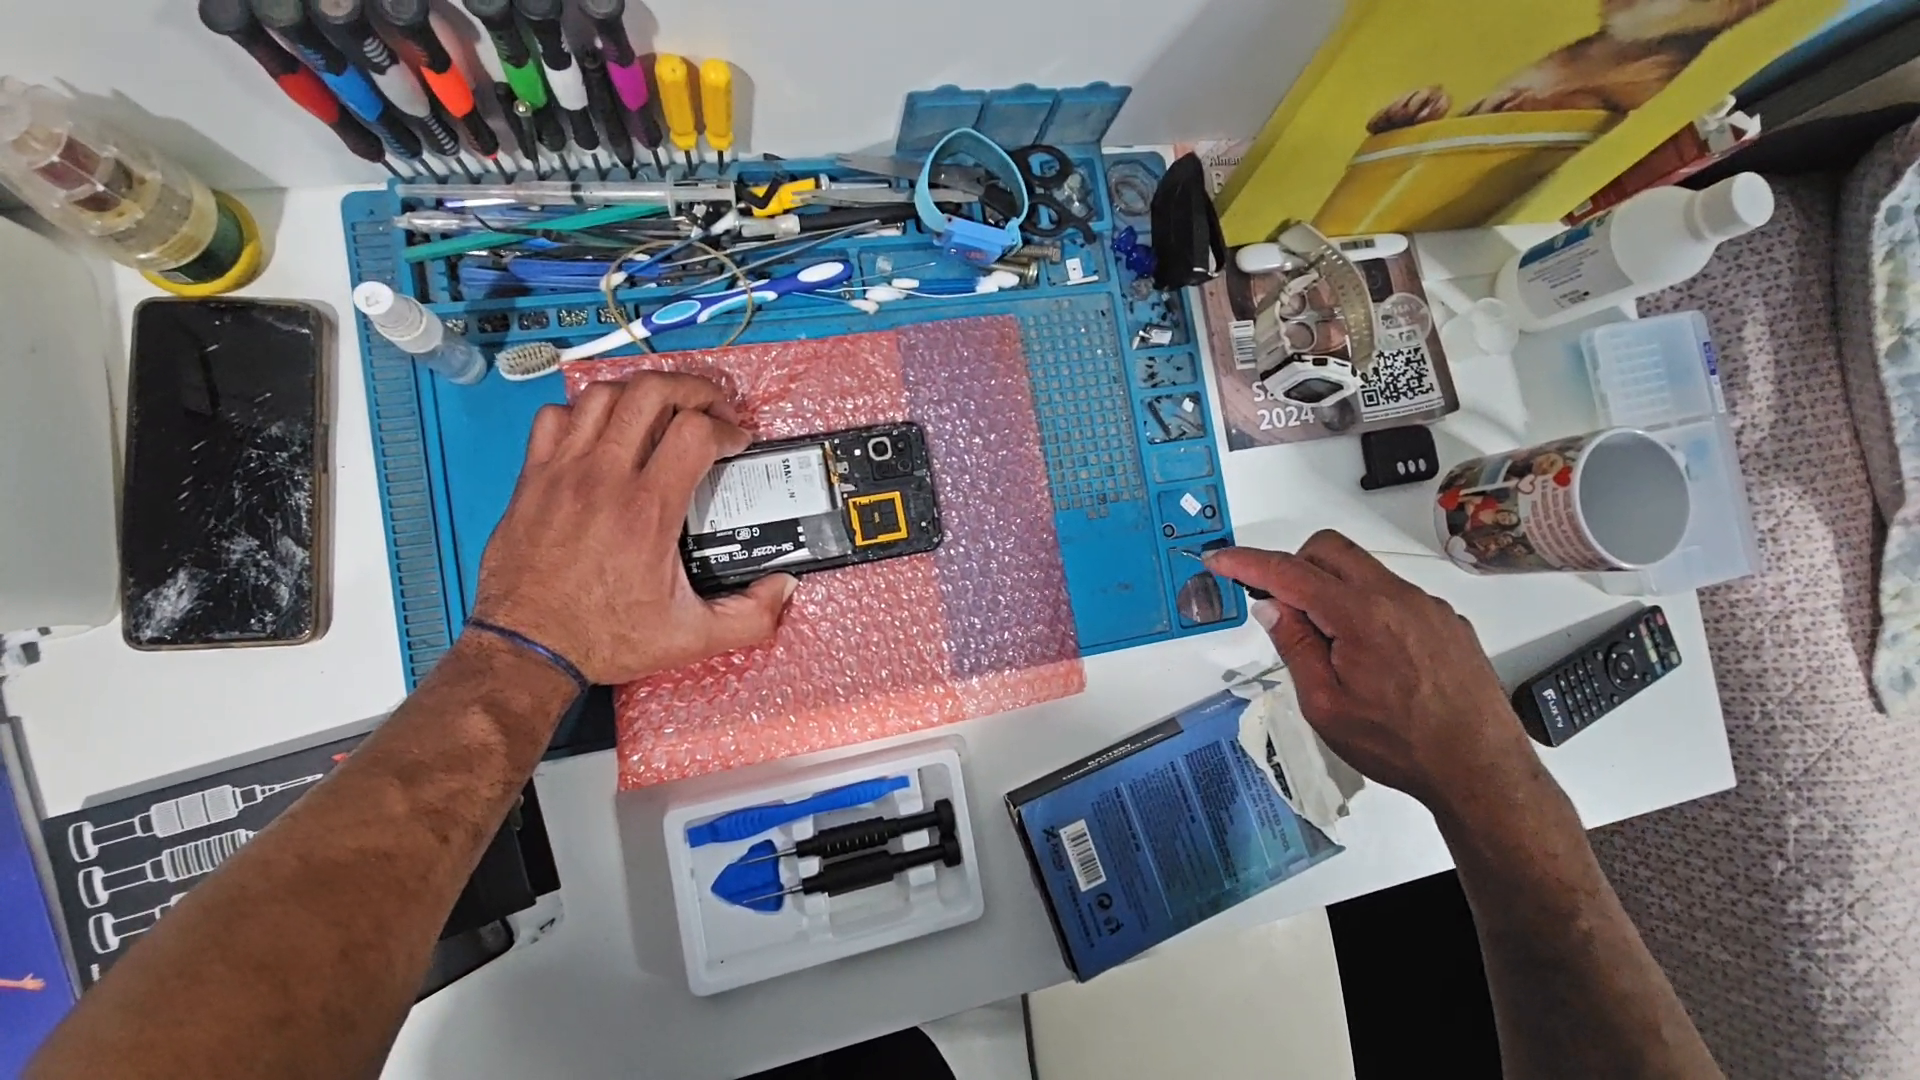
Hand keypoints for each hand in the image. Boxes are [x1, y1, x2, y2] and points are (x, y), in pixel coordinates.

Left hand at [469, 373, 797, 684]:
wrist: (527, 647)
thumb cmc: (604, 637)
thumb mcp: (691, 638)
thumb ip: (749, 616)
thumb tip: (784, 588)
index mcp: (647, 510)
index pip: (694, 431)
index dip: (727, 428)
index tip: (736, 444)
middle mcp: (604, 479)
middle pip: (651, 392)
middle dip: (693, 390)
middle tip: (711, 410)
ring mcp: (563, 472)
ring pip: (603, 394)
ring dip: (642, 393)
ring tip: (664, 411)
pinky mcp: (533, 478)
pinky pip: (555, 416)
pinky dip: (585, 412)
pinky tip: (604, 432)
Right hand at [1206, 531, 1538, 808]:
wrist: (1481, 772)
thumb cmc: (1401, 745)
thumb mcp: (1325, 704)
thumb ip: (1295, 646)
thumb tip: (1273, 607)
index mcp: (1362, 616)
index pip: (1290, 572)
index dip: (1247, 562)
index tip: (1220, 558)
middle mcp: (1398, 598)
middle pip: (1328, 549)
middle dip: (1292, 565)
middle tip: (1278, 607)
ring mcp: (1427, 607)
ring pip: (1362, 569)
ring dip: (1329, 588)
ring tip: (1328, 646)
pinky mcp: (1446, 621)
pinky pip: (1391, 594)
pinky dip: (1364, 606)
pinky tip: (1368, 655)